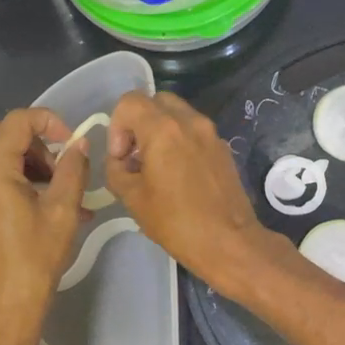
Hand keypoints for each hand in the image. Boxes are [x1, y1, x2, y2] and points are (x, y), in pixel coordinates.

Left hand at [0, 108, 89, 344]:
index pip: (18, 121)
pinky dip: (20, 175)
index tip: (72, 143)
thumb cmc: (36, 259)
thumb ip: (73, 170)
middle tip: (62, 162)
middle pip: (2, 132)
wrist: (6, 306)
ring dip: (30, 158)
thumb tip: (80, 144)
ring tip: (61, 187)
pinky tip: (50, 202)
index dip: (49, 121)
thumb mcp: (63, 211)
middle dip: (36, 138)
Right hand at [105, 93, 273, 292]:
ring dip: (159, 132)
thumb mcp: (132, 199)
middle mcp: (189, 121)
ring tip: (155, 167)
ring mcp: (210, 133)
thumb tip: (119, 161)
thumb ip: (116, 171)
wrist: (228, 242)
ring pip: (177, 115)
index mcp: (163, 129)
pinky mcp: (222, 148)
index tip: (121, 157)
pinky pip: (194, 132)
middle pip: (155, 102)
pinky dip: (179, 141)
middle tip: (135, 157)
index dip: (116, 126)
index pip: (129, 102)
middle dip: (138, 124)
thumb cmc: (176, 222)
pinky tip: (178, 176)